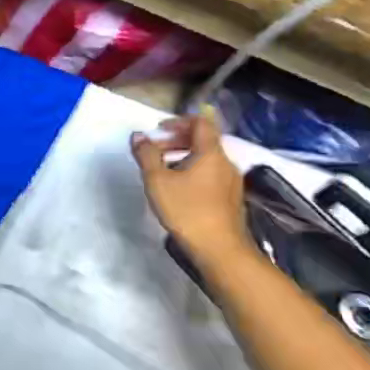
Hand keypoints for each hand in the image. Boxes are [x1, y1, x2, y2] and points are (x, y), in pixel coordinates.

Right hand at [131, 108, 254, 259]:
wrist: (219, 248)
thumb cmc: (186, 210)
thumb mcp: (157, 181)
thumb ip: (147, 155)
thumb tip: (138, 135)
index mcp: (210, 153)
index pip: (200, 123)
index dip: (178, 121)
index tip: (158, 130)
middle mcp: (226, 162)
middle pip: (204, 139)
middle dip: (177, 139)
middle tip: (154, 149)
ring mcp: (231, 180)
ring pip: (207, 158)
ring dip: (184, 155)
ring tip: (162, 169)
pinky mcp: (230, 197)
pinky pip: (211, 173)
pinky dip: (193, 170)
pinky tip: (178, 187)